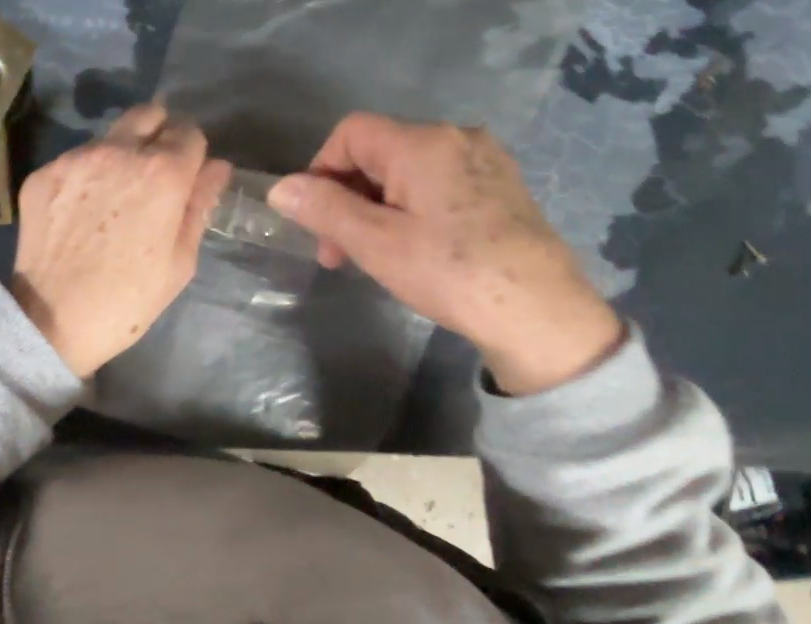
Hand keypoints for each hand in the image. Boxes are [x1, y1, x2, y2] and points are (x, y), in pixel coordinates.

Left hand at [11, 104, 232, 377]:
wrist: (51, 322)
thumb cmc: (126, 303)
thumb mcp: (179, 264)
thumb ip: (199, 207)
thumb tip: (216, 168)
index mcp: (163, 172)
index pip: (189, 133)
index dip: (190, 156)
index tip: (183, 180)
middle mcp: (118, 151)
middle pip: (147, 116)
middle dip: (156, 137)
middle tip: (151, 178)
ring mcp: (74, 160)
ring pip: (107, 139)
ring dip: (116, 158)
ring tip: (109, 203)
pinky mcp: (42, 176)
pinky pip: (73, 163)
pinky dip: (82, 180)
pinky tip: (79, 217)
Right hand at [267, 114, 623, 395]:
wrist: (530, 304)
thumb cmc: (447, 271)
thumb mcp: (375, 243)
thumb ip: (325, 210)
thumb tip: (280, 188)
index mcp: (422, 144)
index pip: (352, 132)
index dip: (321, 170)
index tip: (314, 222)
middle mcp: (455, 137)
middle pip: (380, 152)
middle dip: (346, 198)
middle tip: (336, 256)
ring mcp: (483, 161)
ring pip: (407, 173)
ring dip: (375, 209)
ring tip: (372, 259)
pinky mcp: (498, 187)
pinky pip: (436, 186)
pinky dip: (409, 212)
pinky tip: (413, 253)